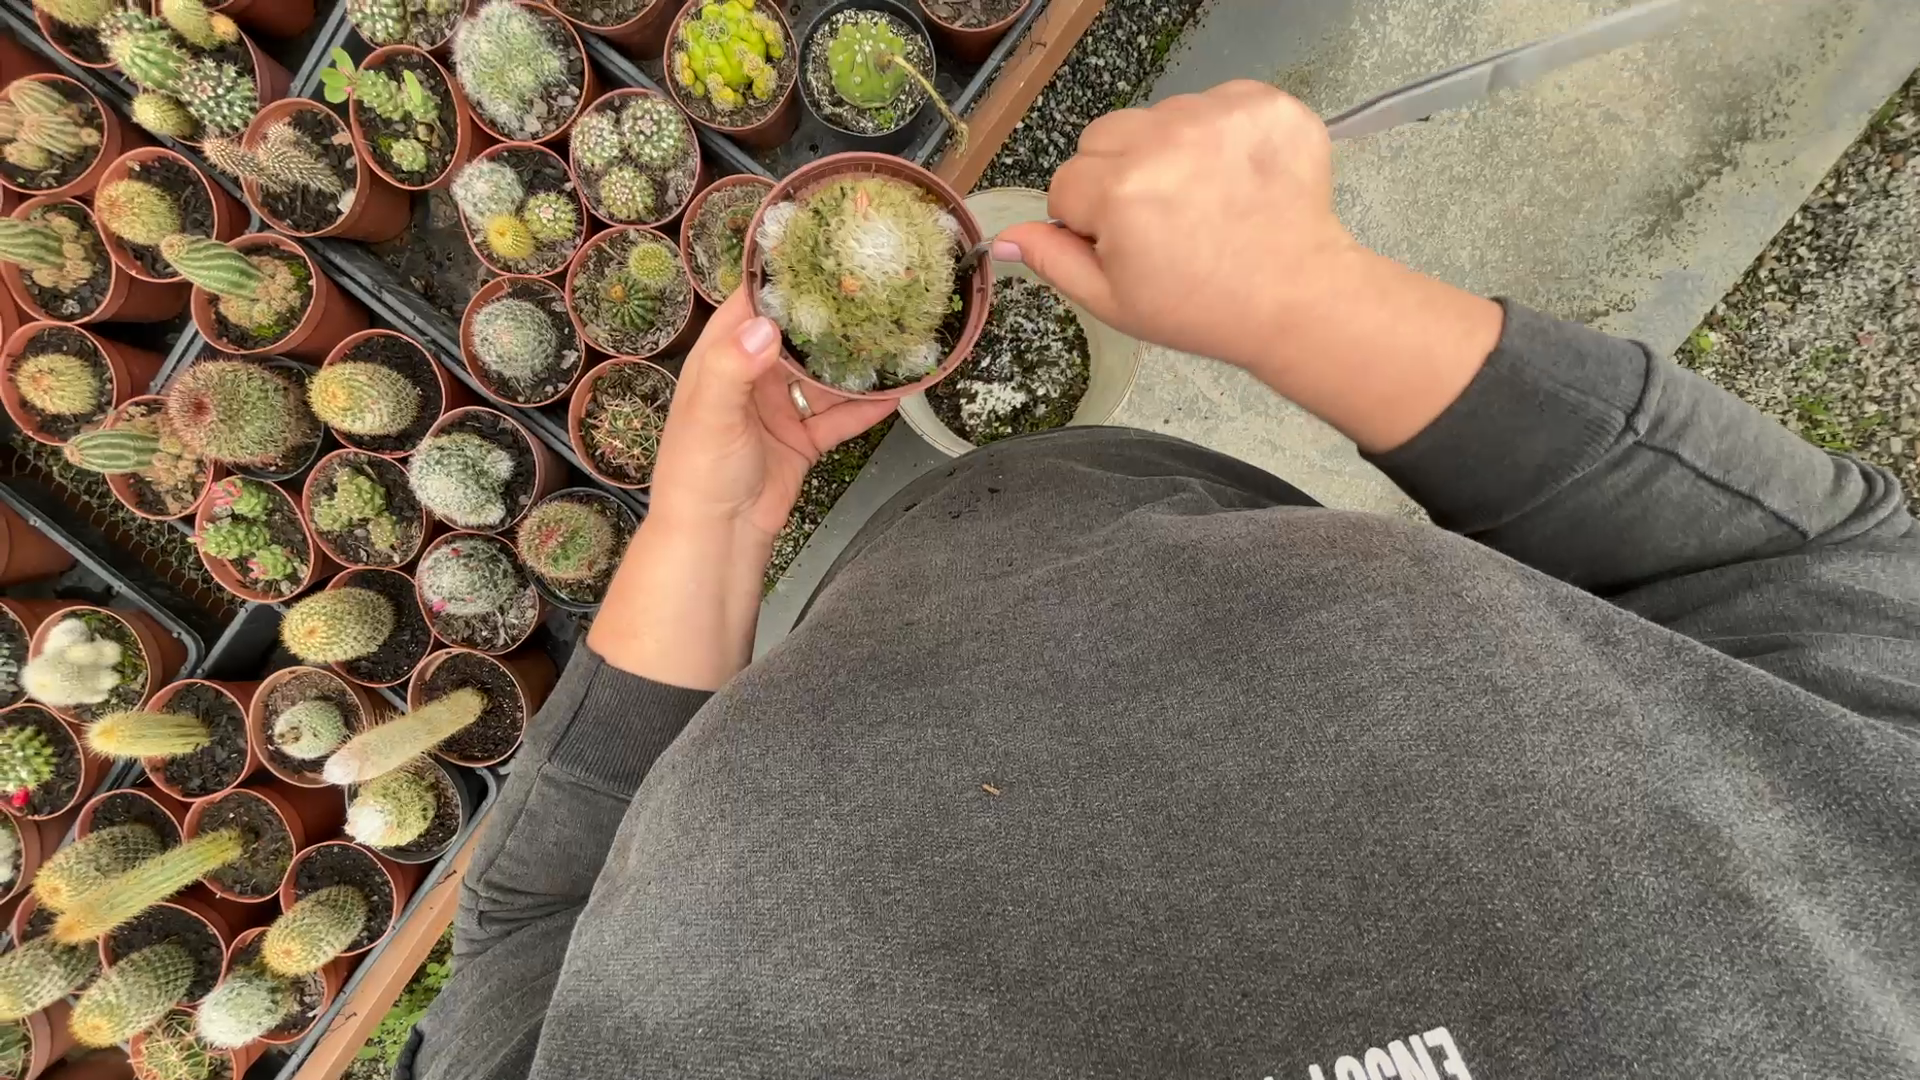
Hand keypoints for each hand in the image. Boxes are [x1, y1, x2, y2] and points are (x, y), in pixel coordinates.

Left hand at [588, 292, 894, 689]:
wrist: (717, 534)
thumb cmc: (699, 471)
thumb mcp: (711, 414)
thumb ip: (734, 367)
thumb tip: (766, 323)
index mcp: (723, 360)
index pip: (751, 305)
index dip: (781, 278)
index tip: (817, 251)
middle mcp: (753, 378)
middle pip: (797, 338)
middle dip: (831, 318)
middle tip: (871, 291)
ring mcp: (780, 410)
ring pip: (824, 379)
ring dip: (855, 365)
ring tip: (892, 339)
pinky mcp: (802, 441)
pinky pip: (838, 419)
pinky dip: (864, 409)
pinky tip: (896, 394)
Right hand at [996, 80, 1358, 369]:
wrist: (1293, 297)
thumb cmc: (1199, 308)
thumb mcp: (1111, 301)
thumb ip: (1052, 261)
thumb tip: (1002, 238)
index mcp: (1118, 192)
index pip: (1065, 185)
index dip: (1086, 222)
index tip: (1121, 246)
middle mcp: (1163, 139)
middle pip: (1101, 138)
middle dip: (1114, 178)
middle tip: (1156, 223)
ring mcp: (1217, 114)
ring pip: (1152, 118)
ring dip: (1161, 154)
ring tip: (1197, 202)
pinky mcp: (1261, 102)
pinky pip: (1207, 103)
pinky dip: (1210, 137)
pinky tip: (1228, 180)